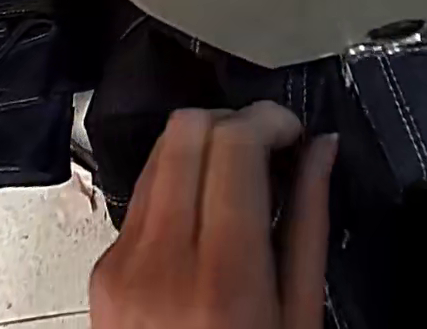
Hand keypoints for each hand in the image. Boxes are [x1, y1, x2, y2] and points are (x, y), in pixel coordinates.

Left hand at [91, 102, 337, 328]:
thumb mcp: (298, 317)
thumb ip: (310, 219)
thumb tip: (323, 145)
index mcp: (221, 277)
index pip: (233, 142)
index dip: (268, 118)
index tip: (291, 131)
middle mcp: (160, 259)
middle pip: (188, 127)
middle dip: (234, 121)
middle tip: (266, 147)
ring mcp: (122, 261)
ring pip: (162, 146)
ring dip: (206, 141)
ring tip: (238, 175)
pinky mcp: (103, 266)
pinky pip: (145, 186)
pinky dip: (181, 174)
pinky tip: (206, 207)